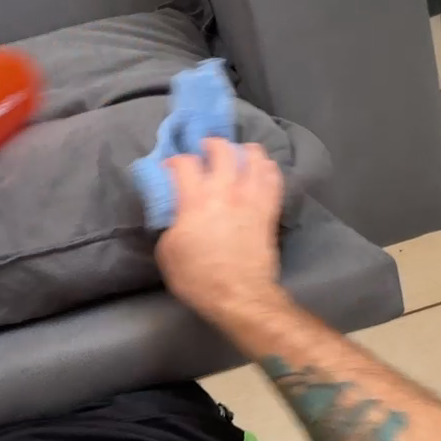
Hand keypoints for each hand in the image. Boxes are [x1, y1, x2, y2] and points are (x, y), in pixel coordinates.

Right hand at [155, 139, 287, 324]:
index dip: (174, 160)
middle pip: (222, 150)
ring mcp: (252, 198)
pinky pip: (273, 178)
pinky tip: (260, 170)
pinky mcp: (269, 210)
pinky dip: (266, 168)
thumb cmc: (198, 277)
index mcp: (195, 199)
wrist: (239, 295)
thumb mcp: (167, 252)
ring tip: (237, 155)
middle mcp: (226, 190)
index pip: (184, 164)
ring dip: (243, 151)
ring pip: (254, 157)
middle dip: (211, 145)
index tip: (170, 168)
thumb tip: (176, 215)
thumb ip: (170, 224)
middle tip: (205, 150)